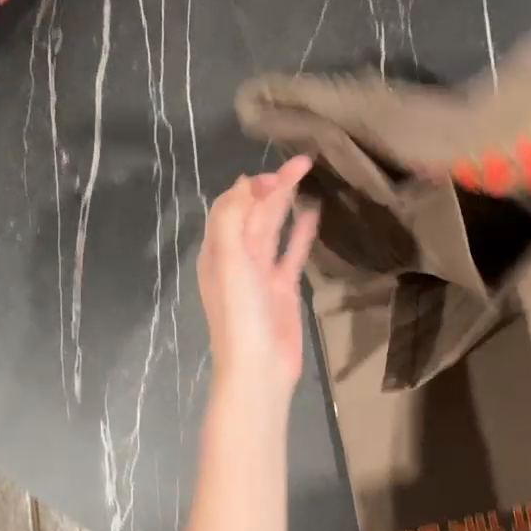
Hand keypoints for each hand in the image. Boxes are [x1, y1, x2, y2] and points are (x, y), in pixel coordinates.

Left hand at [198, 156, 320, 402]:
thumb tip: (247, 184)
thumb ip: (234, 219)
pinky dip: (301, 233)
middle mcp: (236, 258)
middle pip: (254, 213)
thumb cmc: (240, 314)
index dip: (250, 186)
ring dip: (287, 203)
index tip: (276, 173)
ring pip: (273, 229)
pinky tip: (314, 214)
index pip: (229, 207)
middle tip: (303, 161)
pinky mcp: (283, 288)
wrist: (259, 368)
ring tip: (308, 177)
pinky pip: (291, 253)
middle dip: (274, 186)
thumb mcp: (229, 261)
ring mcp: (260, 273)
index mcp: (216, 251)